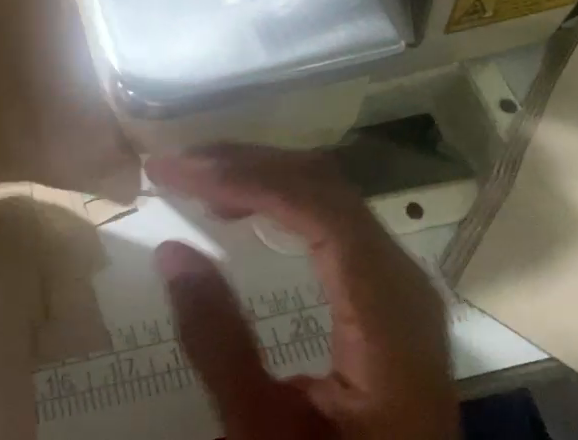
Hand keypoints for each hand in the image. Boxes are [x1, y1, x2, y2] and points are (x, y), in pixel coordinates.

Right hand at [147, 145, 458, 439]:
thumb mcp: (266, 431)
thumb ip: (220, 345)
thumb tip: (172, 251)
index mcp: (388, 324)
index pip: (323, 214)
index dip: (249, 179)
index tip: (179, 171)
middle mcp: (405, 287)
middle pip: (327, 189)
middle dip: (246, 165)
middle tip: (178, 167)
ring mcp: (401, 285)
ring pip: (331, 194)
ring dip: (262, 175)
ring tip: (198, 180)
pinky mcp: (388, 290)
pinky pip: (335, 217)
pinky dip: (283, 198)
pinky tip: (243, 208)